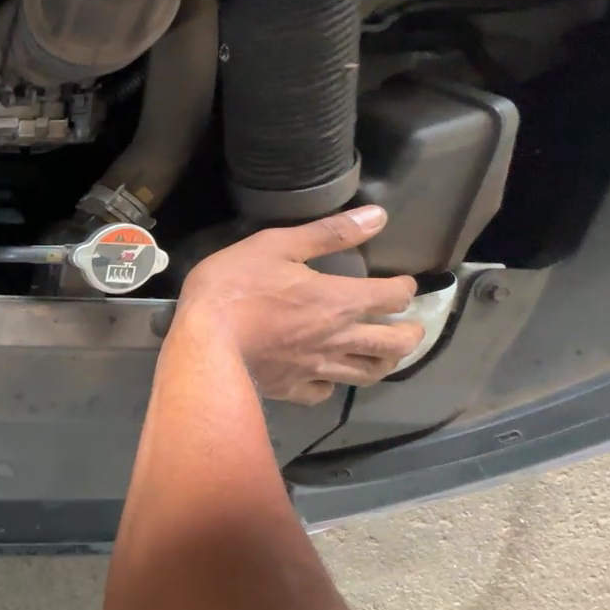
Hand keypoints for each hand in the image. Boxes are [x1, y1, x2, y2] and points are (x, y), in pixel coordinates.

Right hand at [173, 206, 426, 405]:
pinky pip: (324, 393)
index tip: (398, 284)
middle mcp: (340, 337)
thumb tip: (378, 216)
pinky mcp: (289, 387)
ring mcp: (315, 367)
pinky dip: (331, 385)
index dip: (403, 288)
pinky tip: (323, 377)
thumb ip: (326, 233)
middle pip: (397, 343)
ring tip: (378, 354)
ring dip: (382, 361)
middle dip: (409, 333)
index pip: (395, 296)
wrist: (200, 342)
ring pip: (370, 372)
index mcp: (342, 301)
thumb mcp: (272, 247)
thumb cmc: (232, 290)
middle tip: (404, 326)